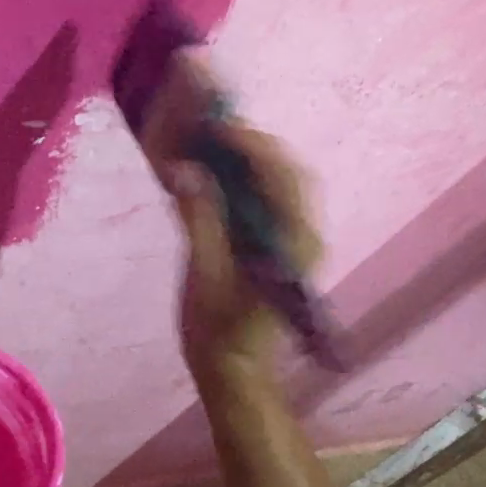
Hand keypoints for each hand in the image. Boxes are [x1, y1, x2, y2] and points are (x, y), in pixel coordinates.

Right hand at [139, 48, 320, 376]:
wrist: (235, 371)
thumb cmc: (219, 332)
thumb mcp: (205, 280)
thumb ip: (200, 222)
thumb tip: (185, 170)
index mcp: (292, 241)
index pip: (281, 174)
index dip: (249, 142)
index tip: (213, 123)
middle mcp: (299, 230)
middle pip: (283, 167)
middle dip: (247, 135)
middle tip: (207, 116)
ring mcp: (289, 235)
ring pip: (275, 177)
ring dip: (244, 149)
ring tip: (206, 128)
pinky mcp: (272, 240)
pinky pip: (261, 193)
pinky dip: (238, 170)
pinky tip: (209, 161)